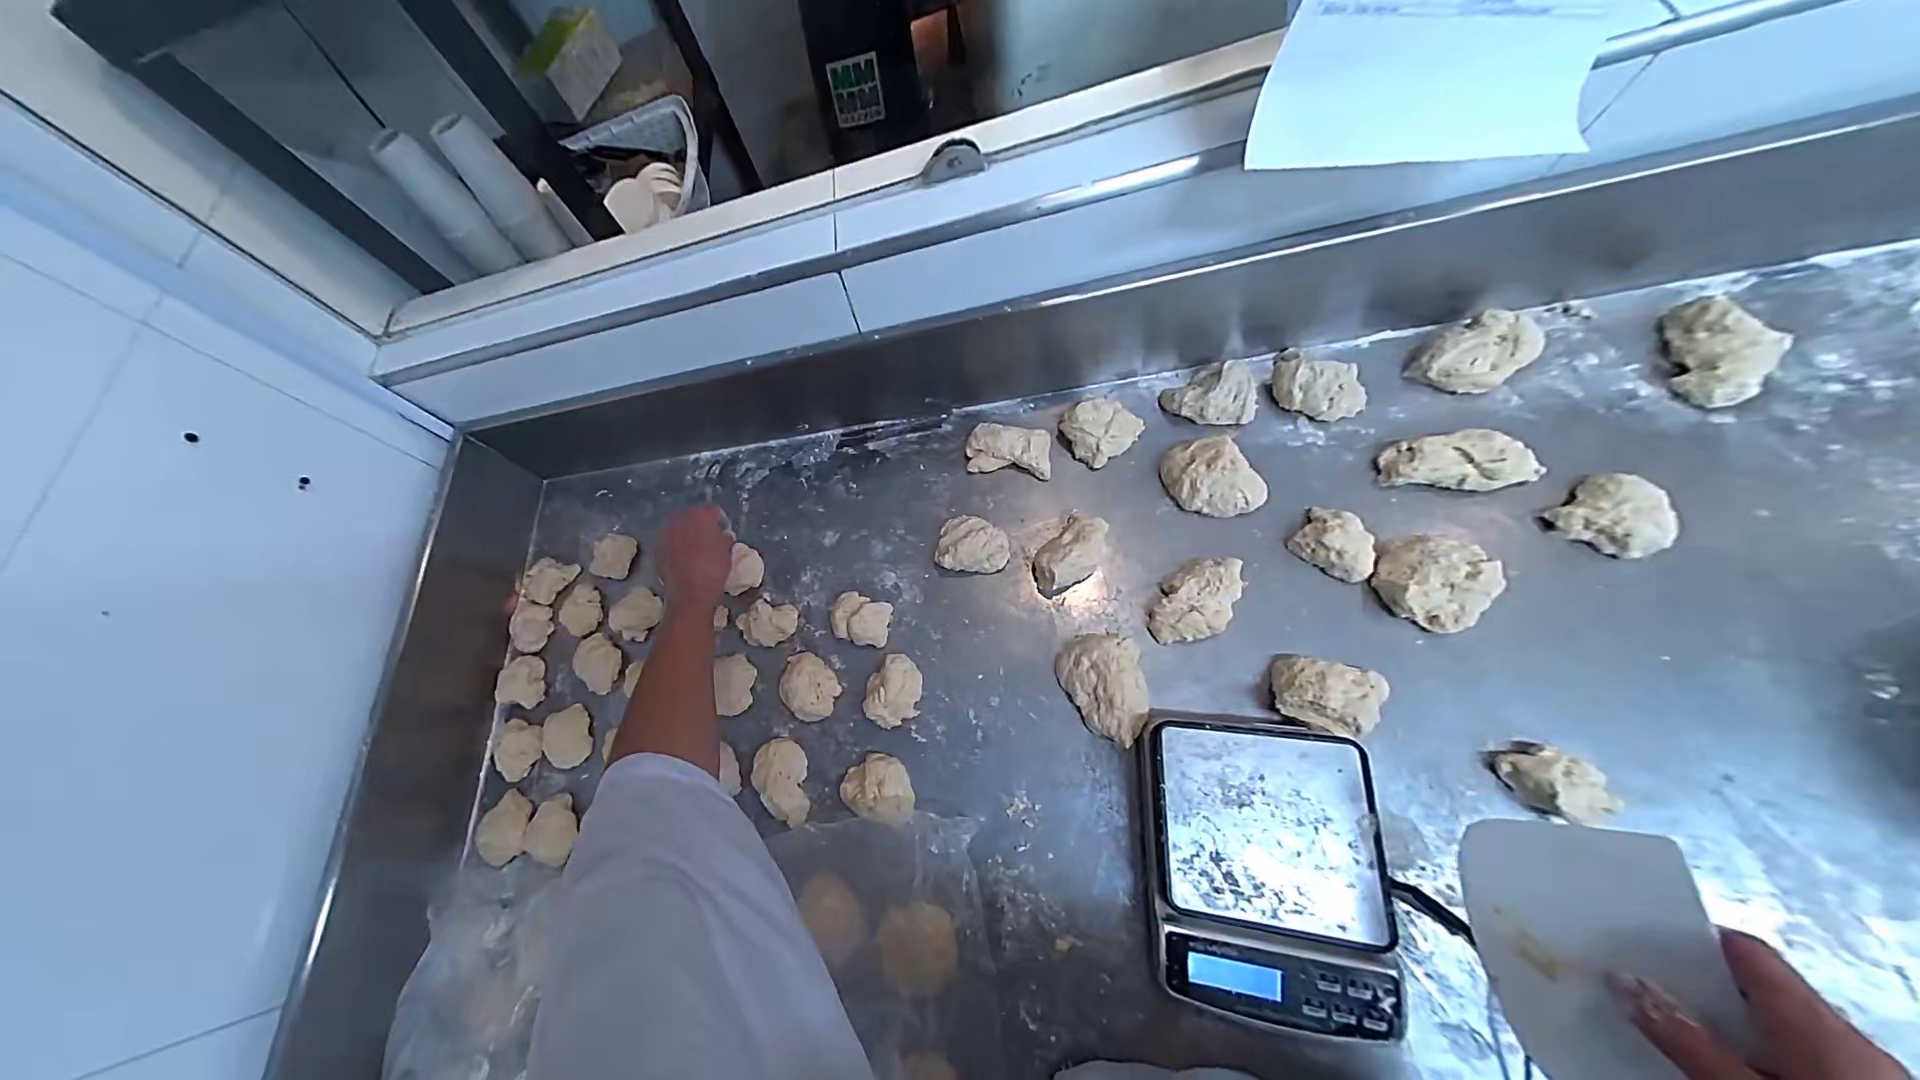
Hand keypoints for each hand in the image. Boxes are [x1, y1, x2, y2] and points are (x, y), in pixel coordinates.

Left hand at [659, 505, 732, 607]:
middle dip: (701, 523)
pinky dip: (676, 544)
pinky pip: (669, 539)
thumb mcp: (727, 552)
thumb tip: (722, 535)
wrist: (690, 593)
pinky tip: (683, 557)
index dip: (720, 521)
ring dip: (687, 532)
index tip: (724, 532)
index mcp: (702, 516)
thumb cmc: (714, 571)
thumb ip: (724, 538)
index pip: (713, 511)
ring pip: (679, 526)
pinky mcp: (658, 547)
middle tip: (709, 538)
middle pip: (693, 515)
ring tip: (694, 547)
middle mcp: (681, 519)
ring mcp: (666, 533)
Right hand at [1612, 929, 1909, 1078]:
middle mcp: (1849, 1038)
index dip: (1692, 939)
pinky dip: (1764, 1056)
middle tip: (1651, 990)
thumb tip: (1627, 984)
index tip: (1646, 943)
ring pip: (1784, 1028)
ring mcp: (1871, 1073)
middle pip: (1761, 989)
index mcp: (1814, 1019)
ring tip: (1686, 1035)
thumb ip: (1682, 1037)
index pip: (1744, 948)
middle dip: (1705, 989)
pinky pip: (1807, 1059)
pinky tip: (1735, 1071)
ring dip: (1734, 1027)